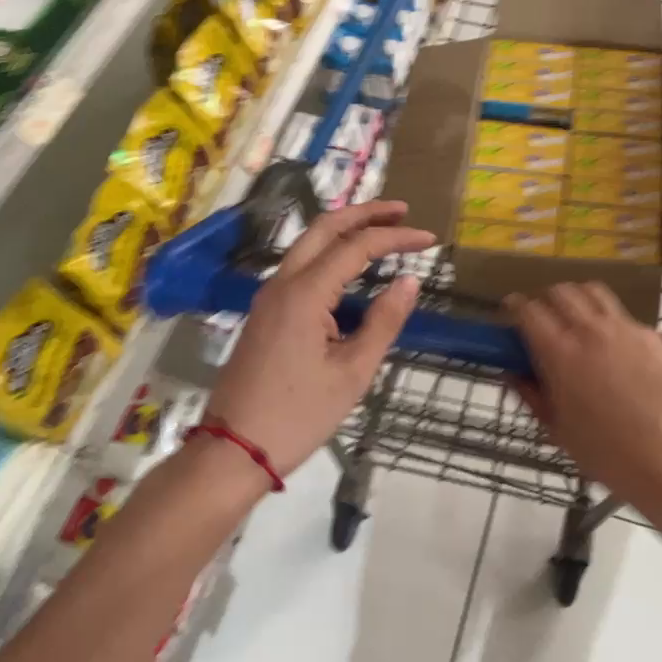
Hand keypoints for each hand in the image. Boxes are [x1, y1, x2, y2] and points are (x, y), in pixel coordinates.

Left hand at [206, 201, 433, 478]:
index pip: (356, 247)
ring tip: (382, 231)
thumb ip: (384, 322)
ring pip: (308, 244)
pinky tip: (352, 270)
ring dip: (344, 230)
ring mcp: (268, 297)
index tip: (429, 239)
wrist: (232, 451)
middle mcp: (282, 284)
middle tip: (402, 210)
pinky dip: (329, 254)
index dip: (395, 237)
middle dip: (364, 213)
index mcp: (304, 294)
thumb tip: (410, 281)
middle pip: (324, 228)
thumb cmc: (297, 416)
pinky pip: (300, 267)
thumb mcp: (352, 373)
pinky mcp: (264, 314)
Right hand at [507, 283, 661, 512]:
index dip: (516, 307)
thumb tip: (511, 373)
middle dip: (546, 300)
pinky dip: (609, 322)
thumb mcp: (558, 430)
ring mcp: (626, 329)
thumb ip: (531, 395)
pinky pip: (624, 317)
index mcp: (561, 354)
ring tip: (575, 317)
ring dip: (577, 298)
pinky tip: (613, 348)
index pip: (530, 311)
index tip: (511, 311)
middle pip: (561, 292)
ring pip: (594, 292)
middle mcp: (592, 331)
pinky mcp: (653, 336)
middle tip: (542, 318)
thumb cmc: (607, 454)